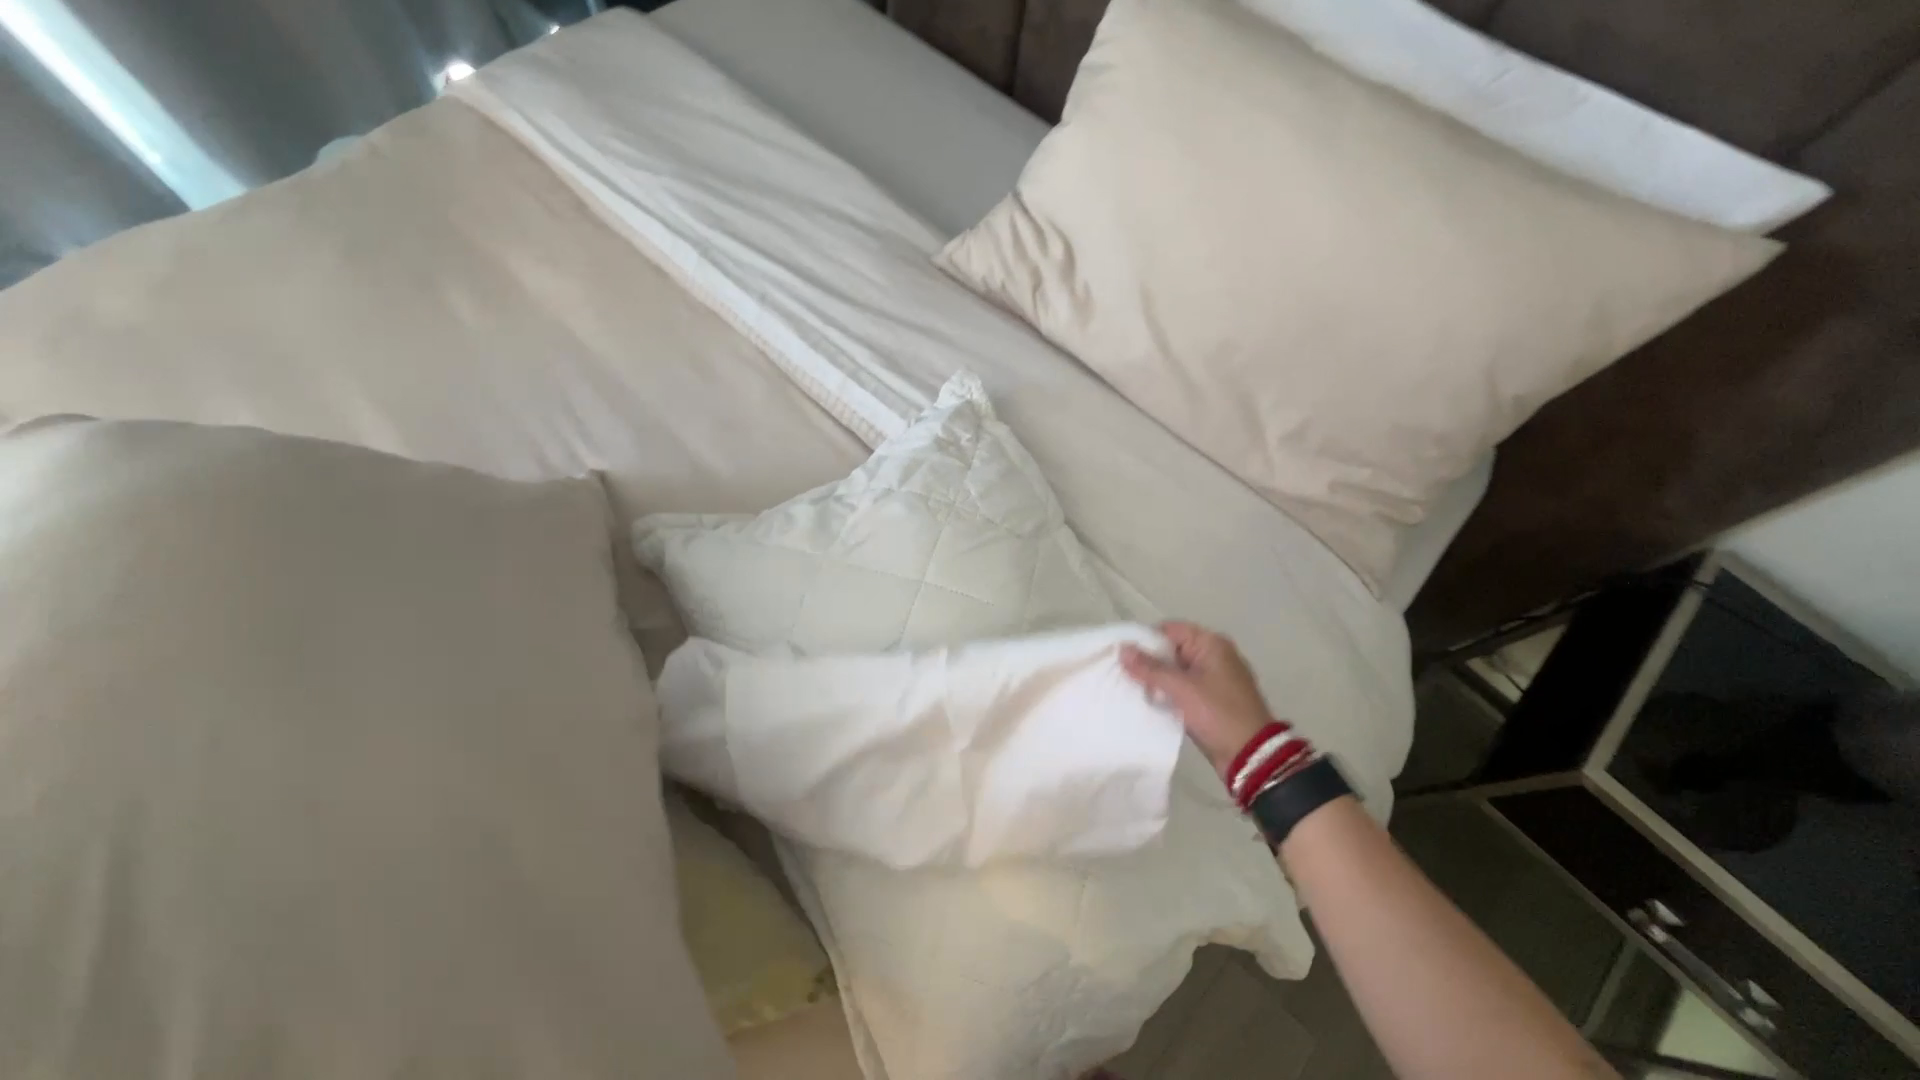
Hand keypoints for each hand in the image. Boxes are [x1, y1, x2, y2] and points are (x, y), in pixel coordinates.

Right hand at [1121, 621, 1275, 779]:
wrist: (1251, 754)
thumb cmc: (1218, 713)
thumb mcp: (1182, 688)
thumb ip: (1150, 668)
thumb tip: (1123, 650)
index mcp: (1211, 644)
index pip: (1170, 629)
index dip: (1145, 639)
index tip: (1121, 654)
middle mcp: (1213, 656)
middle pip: (1171, 649)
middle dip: (1147, 661)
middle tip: (1121, 673)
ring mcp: (1212, 679)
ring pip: (1175, 671)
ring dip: (1156, 680)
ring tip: (1129, 688)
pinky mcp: (1210, 700)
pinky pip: (1182, 689)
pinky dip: (1167, 693)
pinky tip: (1148, 702)